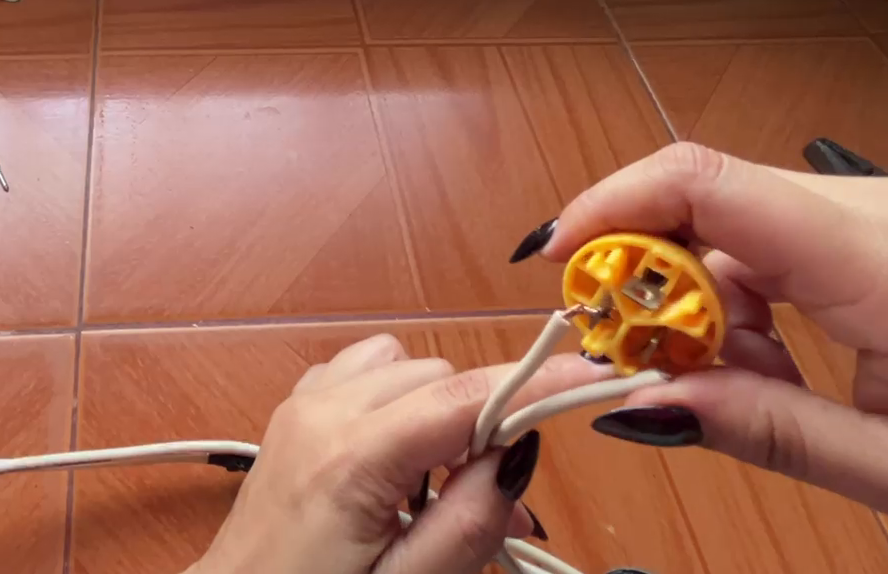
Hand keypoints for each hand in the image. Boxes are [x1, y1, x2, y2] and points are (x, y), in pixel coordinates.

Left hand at [190, 332, 605, 573]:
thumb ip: (467, 523)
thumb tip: (515, 454)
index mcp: (351, 455)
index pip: (461, 398)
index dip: (532, 382)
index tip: (589, 374)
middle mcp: (325, 406)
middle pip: (436, 375)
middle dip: (479, 422)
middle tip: (489, 495)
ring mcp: (306, 398)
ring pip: (403, 364)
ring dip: (435, 409)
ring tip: (433, 482)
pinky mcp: (298, 403)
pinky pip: (365, 370)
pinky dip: (397, 397)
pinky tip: (393, 453)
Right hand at [536, 142, 887, 573]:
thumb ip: (775, 432)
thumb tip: (636, 399)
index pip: (706, 185)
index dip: (608, 208)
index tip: (556, 268)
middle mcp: (871, 210)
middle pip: (698, 194)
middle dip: (637, 269)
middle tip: (629, 358)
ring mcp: (879, 210)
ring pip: (723, 221)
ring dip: (690, 297)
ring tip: (729, 385)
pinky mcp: (881, 226)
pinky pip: (764, 238)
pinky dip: (734, 296)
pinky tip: (773, 362)